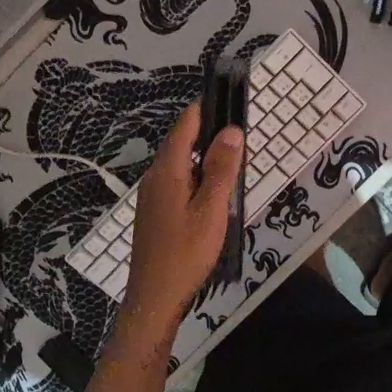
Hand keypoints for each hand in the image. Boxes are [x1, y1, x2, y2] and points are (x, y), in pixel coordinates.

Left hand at [117, 101, 244, 348]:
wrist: (156, 297)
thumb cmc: (186, 252)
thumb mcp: (212, 210)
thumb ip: (222, 169)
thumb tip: (232, 129)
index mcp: (168, 170)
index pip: (185, 125)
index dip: (205, 107)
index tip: (227, 95)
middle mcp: (155, 176)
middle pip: (181, 142)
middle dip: (208, 129)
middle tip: (239, 125)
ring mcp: (152, 195)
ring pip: (180, 163)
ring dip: (204, 155)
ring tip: (233, 154)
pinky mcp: (155, 212)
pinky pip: (177, 181)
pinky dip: (197, 175)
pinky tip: (214, 188)